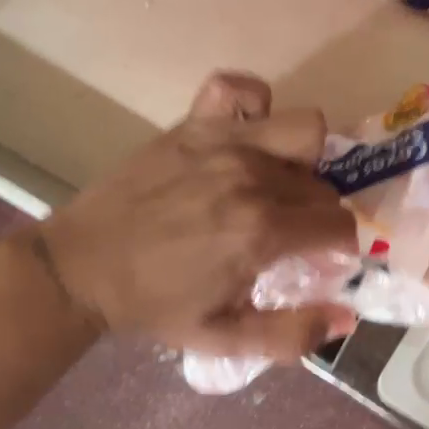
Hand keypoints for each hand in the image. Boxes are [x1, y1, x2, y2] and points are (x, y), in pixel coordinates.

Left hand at [33, 72, 357, 360]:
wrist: (80, 269)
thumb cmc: (154, 304)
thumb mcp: (222, 338)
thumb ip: (291, 334)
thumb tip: (347, 316)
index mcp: (262, 231)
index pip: (339, 223)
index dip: (340, 243)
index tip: (321, 254)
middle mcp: (253, 177)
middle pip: (323, 185)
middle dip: (318, 211)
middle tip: (290, 230)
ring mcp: (225, 142)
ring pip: (306, 129)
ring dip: (304, 157)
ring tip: (277, 179)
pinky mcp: (195, 123)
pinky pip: (242, 89)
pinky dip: (255, 102)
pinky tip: (248, 132)